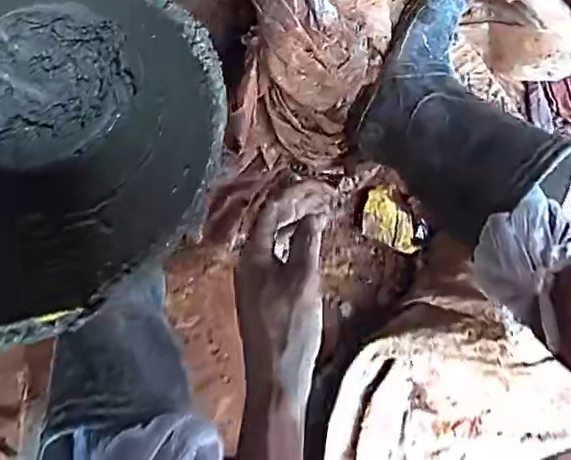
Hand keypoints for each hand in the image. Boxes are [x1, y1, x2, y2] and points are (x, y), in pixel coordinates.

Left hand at [235, 180, 335, 452]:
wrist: (276, 383)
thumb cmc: (289, 329)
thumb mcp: (304, 281)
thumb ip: (306, 243)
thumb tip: (312, 215)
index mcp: (252, 254)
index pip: (271, 210)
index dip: (295, 194)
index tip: (318, 187)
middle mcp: (247, 262)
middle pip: (270, 222)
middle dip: (296, 206)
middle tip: (323, 197)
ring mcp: (253, 279)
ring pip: (273, 239)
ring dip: (295, 224)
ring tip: (320, 215)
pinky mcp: (262, 295)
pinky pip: (276, 256)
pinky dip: (293, 245)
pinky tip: (308, 248)